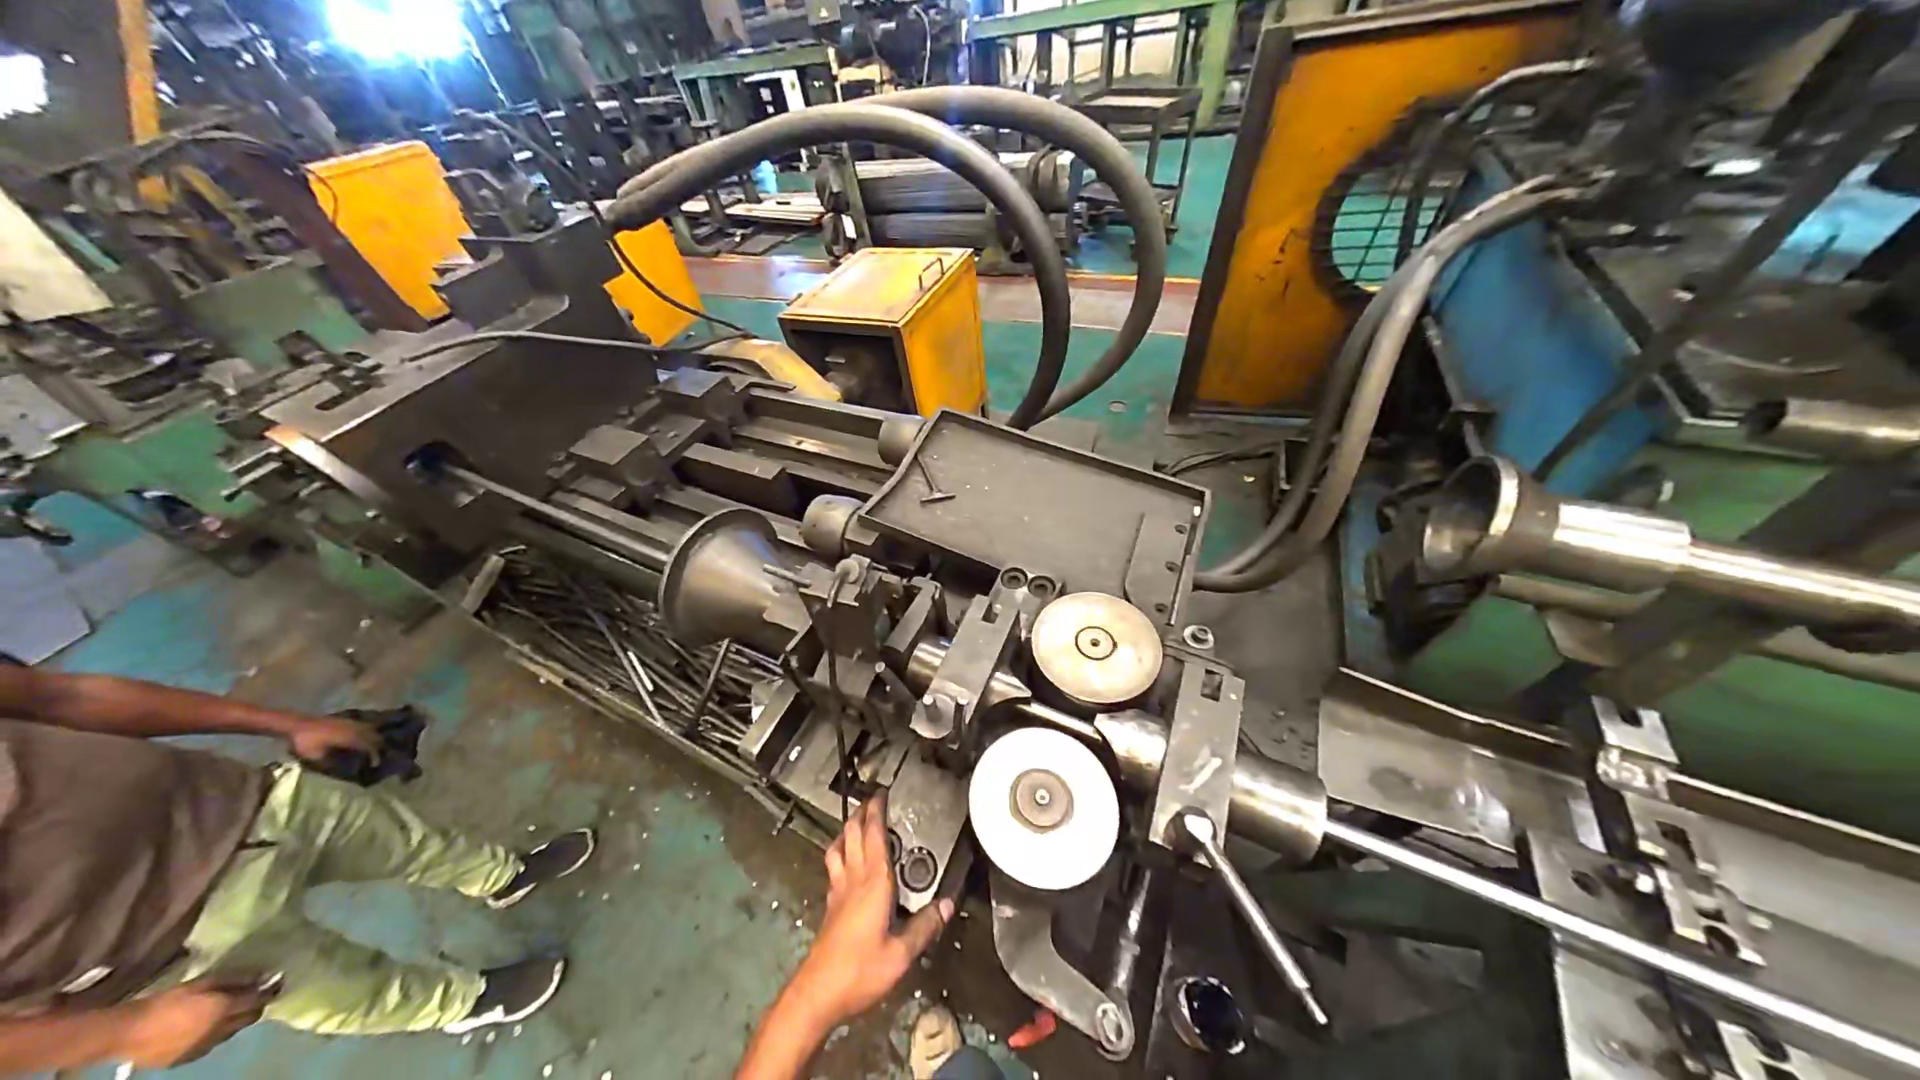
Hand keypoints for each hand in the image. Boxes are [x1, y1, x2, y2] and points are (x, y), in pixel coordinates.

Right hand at [119, 977, 277, 1066]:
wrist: (124, 1032)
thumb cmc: (166, 1001)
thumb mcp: (203, 983)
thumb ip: (234, 981)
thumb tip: (259, 977)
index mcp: (226, 1009)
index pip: (260, 1000)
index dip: (271, 990)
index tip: (277, 981)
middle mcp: (219, 1030)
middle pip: (251, 1018)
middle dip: (257, 1007)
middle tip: (254, 997)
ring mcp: (202, 1048)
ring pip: (232, 1033)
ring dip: (236, 1022)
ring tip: (230, 1012)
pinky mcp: (184, 1060)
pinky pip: (209, 1046)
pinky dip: (215, 1035)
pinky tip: (207, 1028)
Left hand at [288, 716, 380, 765]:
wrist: (296, 724)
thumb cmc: (305, 742)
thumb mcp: (315, 756)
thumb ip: (331, 762)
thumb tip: (343, 768)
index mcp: (349, 738)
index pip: (368, 745)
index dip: (374, 754)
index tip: (375, 764)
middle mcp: (354, 729)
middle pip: (373, 735)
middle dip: (378, 745)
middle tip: (379, 754)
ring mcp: (350, 723)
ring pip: (369, 729)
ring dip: (374, 737)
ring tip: (375, 745)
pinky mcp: (346, 720)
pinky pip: (363, 726)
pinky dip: (368, 731)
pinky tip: (364, 735)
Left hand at [786, 793, 953, 1032]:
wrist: (818, 993)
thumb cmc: (861, 970)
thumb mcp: (902, 954)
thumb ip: (925, 927)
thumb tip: (948, 904)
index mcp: (873, 882)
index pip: (873, 835)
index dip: (877, 811)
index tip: (882, 793)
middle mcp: (853, 879)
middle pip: (852, 834)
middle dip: (861, 813)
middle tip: (872, 801)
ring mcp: (838, 891)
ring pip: (838, 848)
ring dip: (846, 830)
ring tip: (856, 822)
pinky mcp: (830, 906)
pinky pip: (833, 866)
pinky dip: (839, 852)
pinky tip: (844, 860)